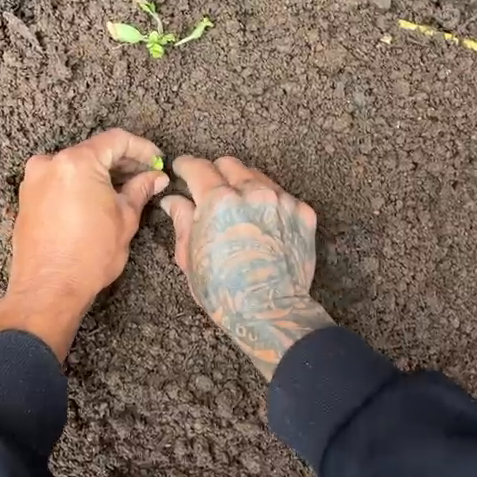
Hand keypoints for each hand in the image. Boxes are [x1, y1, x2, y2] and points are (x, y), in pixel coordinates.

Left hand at [0, 128, 167, 360]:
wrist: (48, 290)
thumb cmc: (86, 258)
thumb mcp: (125, 219)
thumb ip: (140, 190)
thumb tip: (154, 178)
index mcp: (77, 162)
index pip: (116, 140)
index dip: (142, 148)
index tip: (157, 161)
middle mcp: (50, 164)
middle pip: (95, 150)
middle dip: (123, 162)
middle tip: (147, 176)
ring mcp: (35, 181)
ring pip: (77, 166)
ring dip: (103, 174)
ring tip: (127, 190)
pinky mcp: (28, 198)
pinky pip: (61, 181)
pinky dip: (82, 185)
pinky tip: (100, 200)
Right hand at [159, 156, 333, 379]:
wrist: (272, 312)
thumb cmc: (225, 291)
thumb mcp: (190, 258)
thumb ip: (183, 221)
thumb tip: (174, 201)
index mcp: (219, 202)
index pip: (198, 167)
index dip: (186, 166)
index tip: (182, 168)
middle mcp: (252, 193)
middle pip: (229, 164)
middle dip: (215, 173)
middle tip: (209, 191)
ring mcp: (280, 200)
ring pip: (256, 176)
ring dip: (242, 185)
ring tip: (237, 209)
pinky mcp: (302, 212)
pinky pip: (279, 194)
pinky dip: (266, 202)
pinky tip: (261, 224)